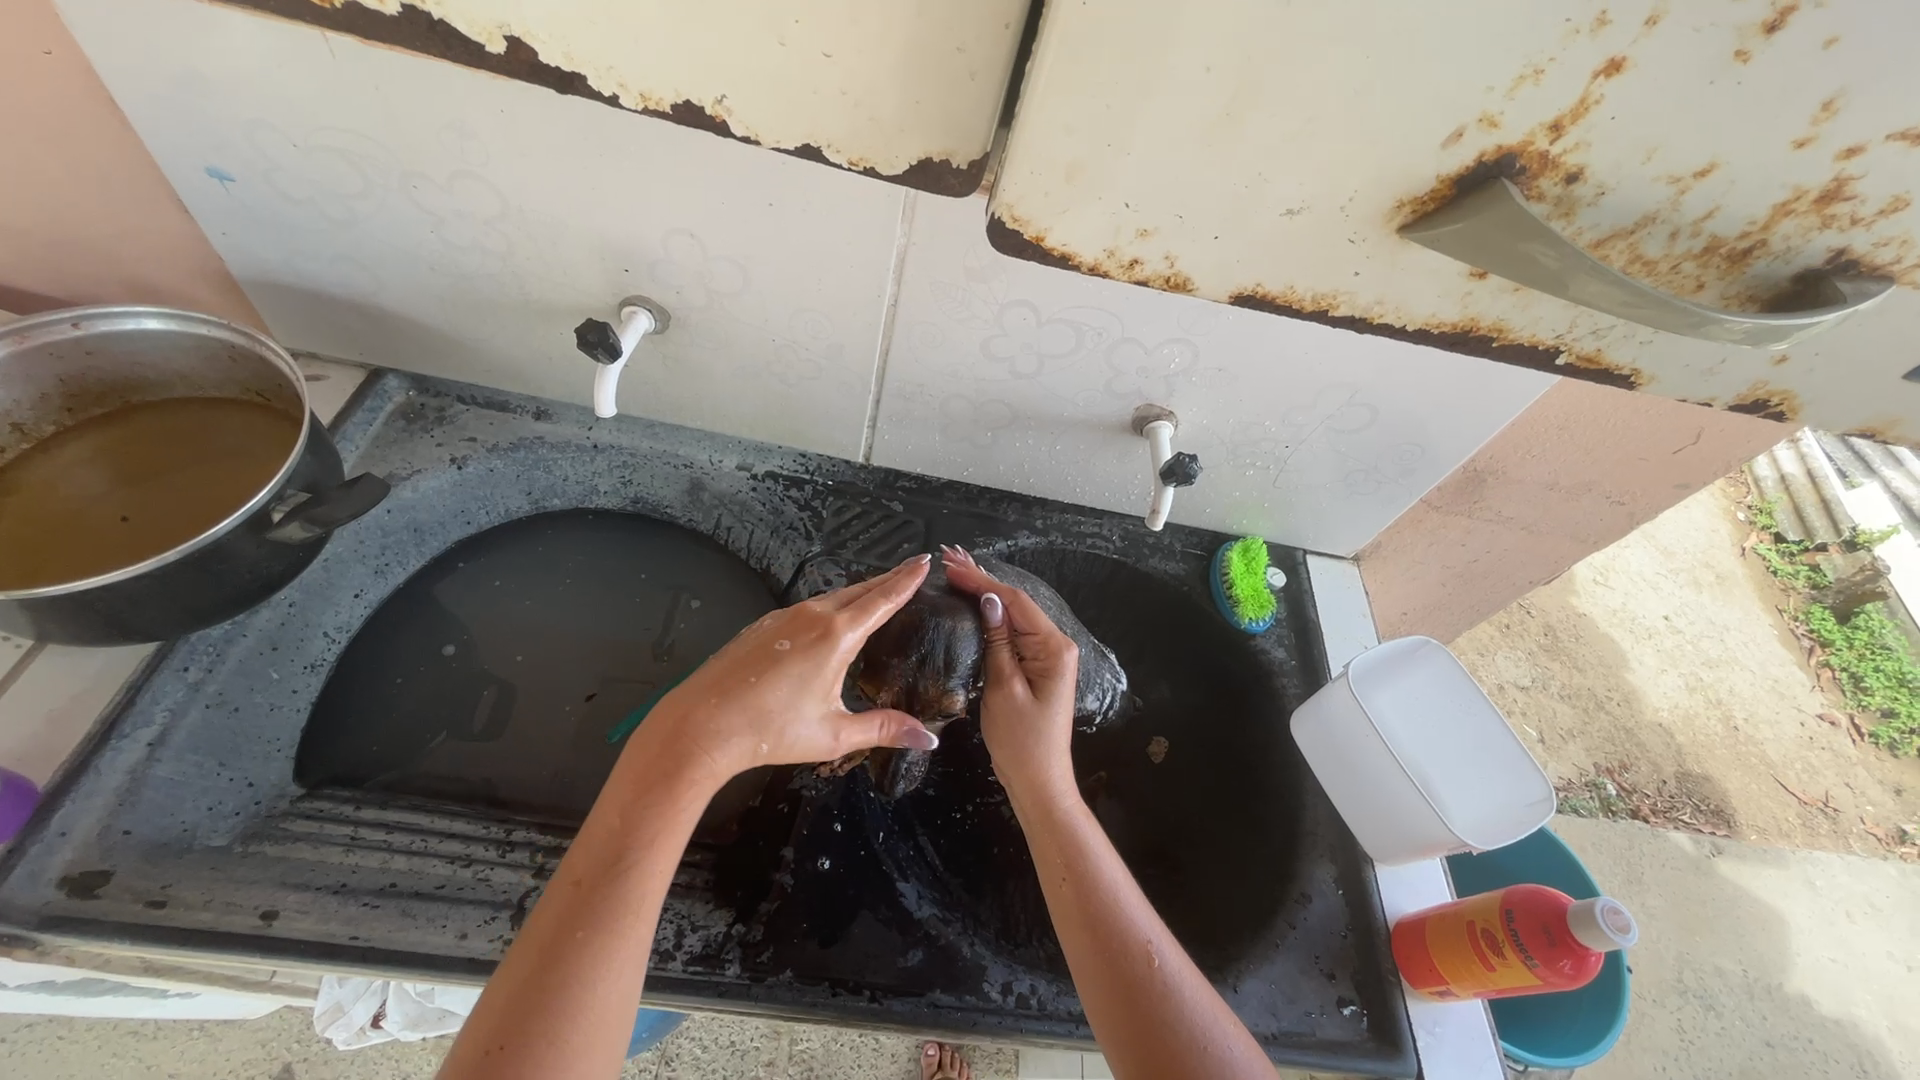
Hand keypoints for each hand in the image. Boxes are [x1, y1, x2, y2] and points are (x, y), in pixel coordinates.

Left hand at [631, 554, 939, 790]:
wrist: (701, 725)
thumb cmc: (771, 732)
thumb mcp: (834, 734)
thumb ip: (884, 730)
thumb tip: (929, 740)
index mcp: (837, 636)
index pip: (883, 599)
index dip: (907, 579)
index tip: (925, 560)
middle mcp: (812, 616)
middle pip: (859, 590)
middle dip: (888, 579)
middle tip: (911, 569)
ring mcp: (783, 617)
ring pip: (831, 597)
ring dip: (858, 592)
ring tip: (877, 594)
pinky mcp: (762, 626)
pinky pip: (807, 608)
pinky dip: (831, 605)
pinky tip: (829, 620)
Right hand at [940, 546, 1079, 801]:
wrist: (1039, 780)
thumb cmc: (1021, 741)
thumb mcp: (1003, 689)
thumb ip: (997, 641)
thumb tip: (989, 600)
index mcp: (1054, 647)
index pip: (1014, 601)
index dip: (981, 580)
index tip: (950, 565)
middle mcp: (1056, 644)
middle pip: (1015, 602)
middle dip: (982, 578)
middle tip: (948, 556)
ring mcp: (1048, 654)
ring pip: (1013, 613)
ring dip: (986, 591)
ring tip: (956, 569)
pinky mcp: (1038, 665)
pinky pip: (1013, 631)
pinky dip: (992, 613)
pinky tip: (975, 600)